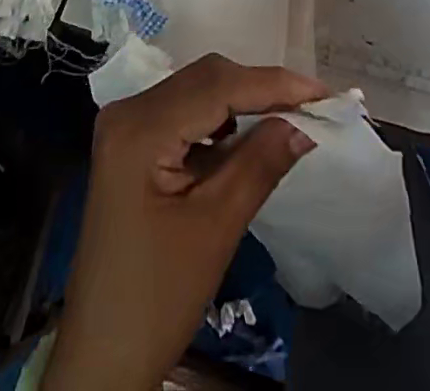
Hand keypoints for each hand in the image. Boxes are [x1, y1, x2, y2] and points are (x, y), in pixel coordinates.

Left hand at [44, 55, 326, 390]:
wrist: (103, 349)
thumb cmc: (158, 295)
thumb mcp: (216, 226)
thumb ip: (260, 163)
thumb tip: (304, 122)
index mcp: (139, 129)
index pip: (217, 85)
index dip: (275, 84)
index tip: (325, 96)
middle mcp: (126, 112)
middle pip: (205, 79)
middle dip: (262, 89)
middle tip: (313, 108)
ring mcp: (125, 126)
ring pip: (197, 91)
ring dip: (244, 102)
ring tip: (290, 120)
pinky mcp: (131, 143)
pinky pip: (185, 113)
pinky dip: (222, 121)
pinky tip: (249, 139)